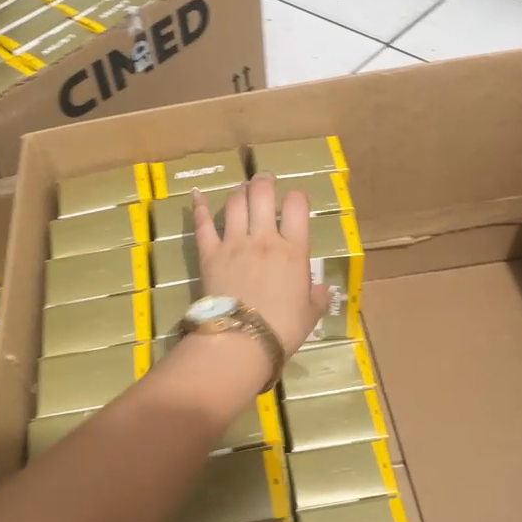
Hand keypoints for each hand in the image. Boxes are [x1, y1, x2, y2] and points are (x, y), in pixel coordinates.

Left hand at [194, 174, 332, 353]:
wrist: (241, 341)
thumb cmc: (282, 329)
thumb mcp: (310, 314)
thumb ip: (317, 297)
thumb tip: (323, 290)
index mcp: (293, 250)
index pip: (297, 206)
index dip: (297, 197)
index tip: (295, 201)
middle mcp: (264, 239)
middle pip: (262, 194)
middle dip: (264, 181)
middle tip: (265, 181)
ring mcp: (234, 243)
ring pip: (235, 203)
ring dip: (239, 193)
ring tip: (242, 192)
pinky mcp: (209, 254)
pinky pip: (203, 225)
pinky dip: (200, 208)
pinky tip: (197, 196)